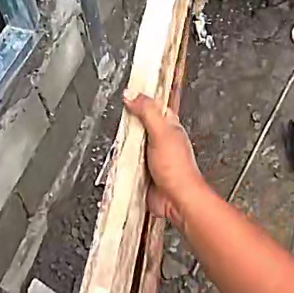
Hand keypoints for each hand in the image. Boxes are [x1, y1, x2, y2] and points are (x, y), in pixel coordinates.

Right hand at [122, 90, 205, 224]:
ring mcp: (149, 156)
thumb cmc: (178, 169)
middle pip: (137, 124)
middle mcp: (159, 139)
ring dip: (122, 144)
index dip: (140, 98)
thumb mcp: (161, 133)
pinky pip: (125, 162)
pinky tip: (117, 160)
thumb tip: (132, 94)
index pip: (152, 105)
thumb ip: (147, 112)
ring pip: (130, 143)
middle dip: (126, 122)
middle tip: (117, 118)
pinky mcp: (140, 171)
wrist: (176, 200)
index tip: (125, 92)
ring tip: (115, 139)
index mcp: (168, 126)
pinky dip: (120, 162)